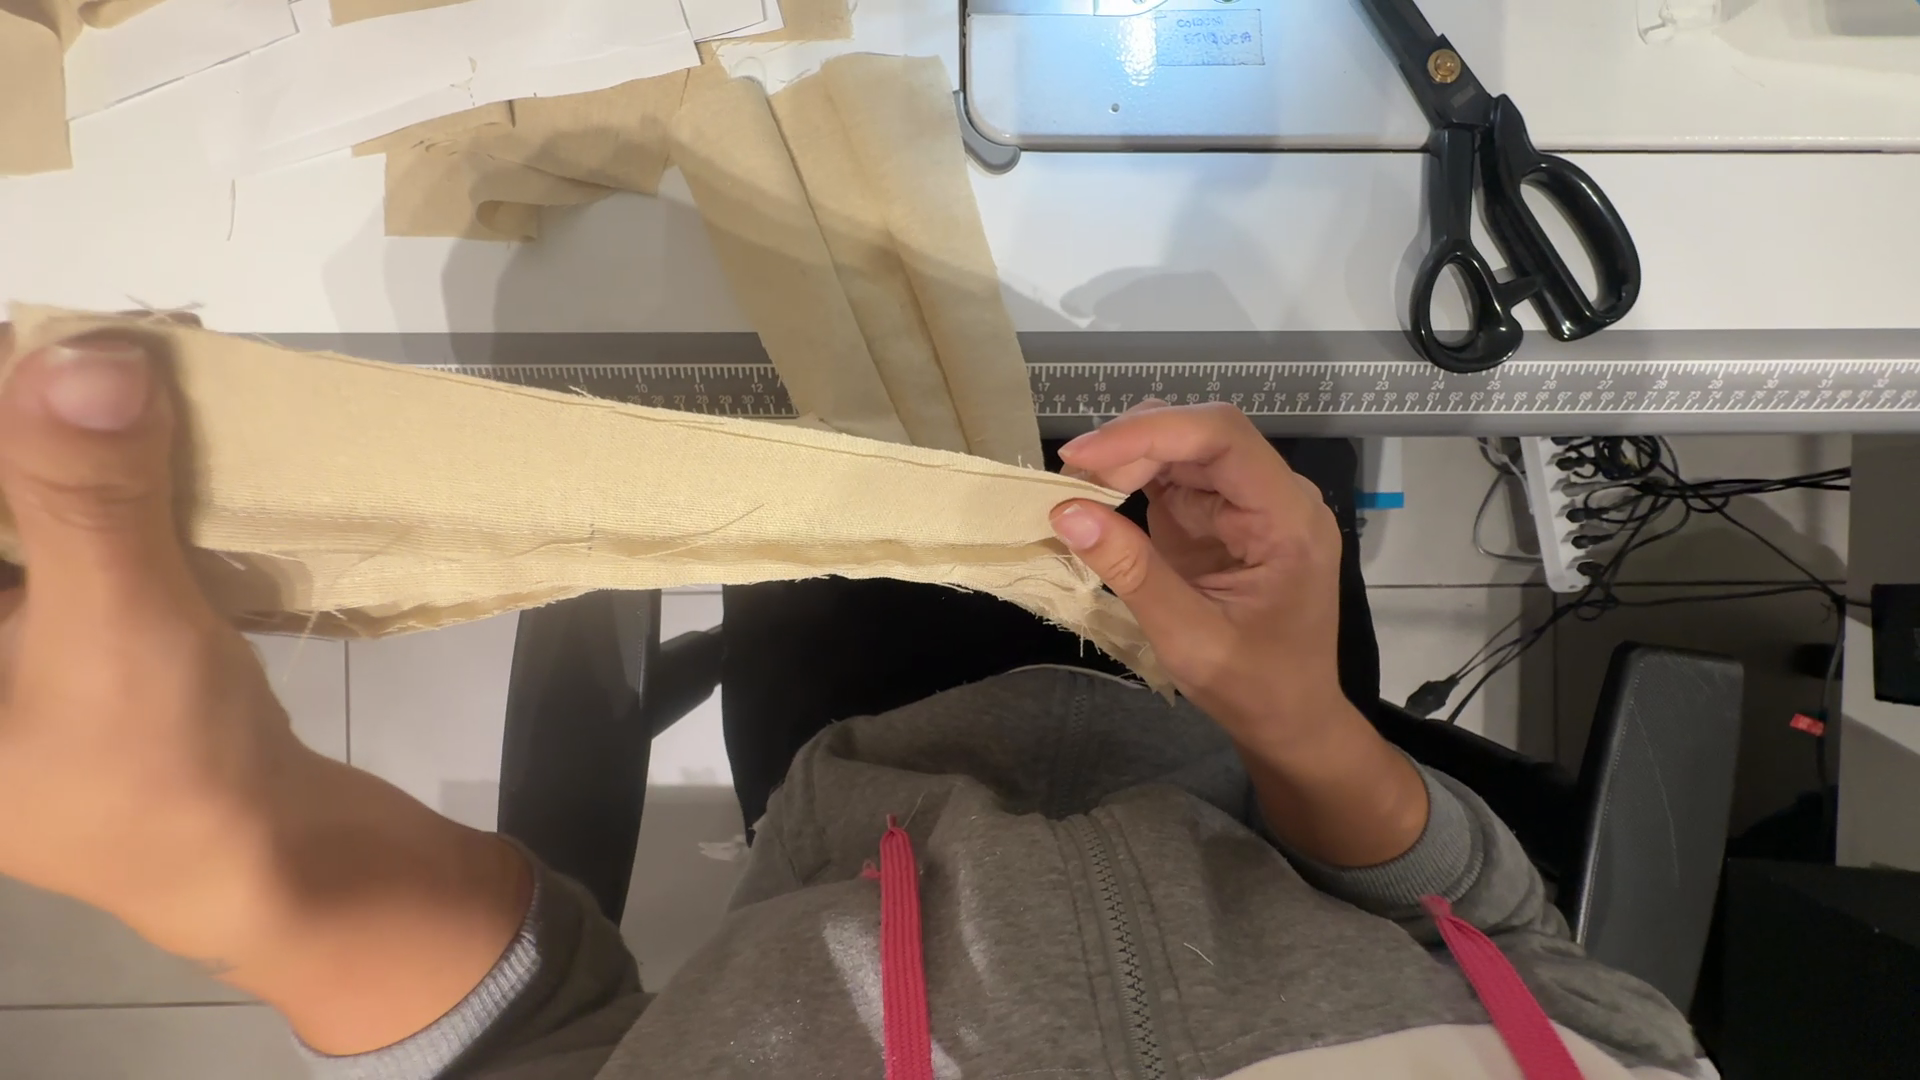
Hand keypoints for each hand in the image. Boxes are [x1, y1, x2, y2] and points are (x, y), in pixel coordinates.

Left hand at [0, 325, 530, 1054]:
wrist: (260, 851)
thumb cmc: (157, 763)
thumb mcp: (115, 628)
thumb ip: (87, 499)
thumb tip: (89, 347)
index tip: (63, 340)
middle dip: (34, 413)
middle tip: (125, 353)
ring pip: (22, 509)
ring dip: (78, 443)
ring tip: (151, 390)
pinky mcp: (61, 632)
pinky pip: (64, 534)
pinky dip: (114, 487)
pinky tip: (167, 466)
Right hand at [1051, 402, 1427, 865]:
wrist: (1290, 717)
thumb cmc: (1254, 686)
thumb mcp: (1189, 637)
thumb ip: (1132, 570)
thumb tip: (1066, 511)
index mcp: (1287, 517)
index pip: (1222, 438)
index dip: (1149, 433)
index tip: (1082, 456)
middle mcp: (1273, 495)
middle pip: (1201, 434)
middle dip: (1131, 444)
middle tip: (1071, 477)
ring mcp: (1246, 503)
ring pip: (1183, 448)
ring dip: (1126, 458)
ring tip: (1078, 486)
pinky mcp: (1219, 517)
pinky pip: (1174, 478)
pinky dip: (1131, 480)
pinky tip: (1098, 496)